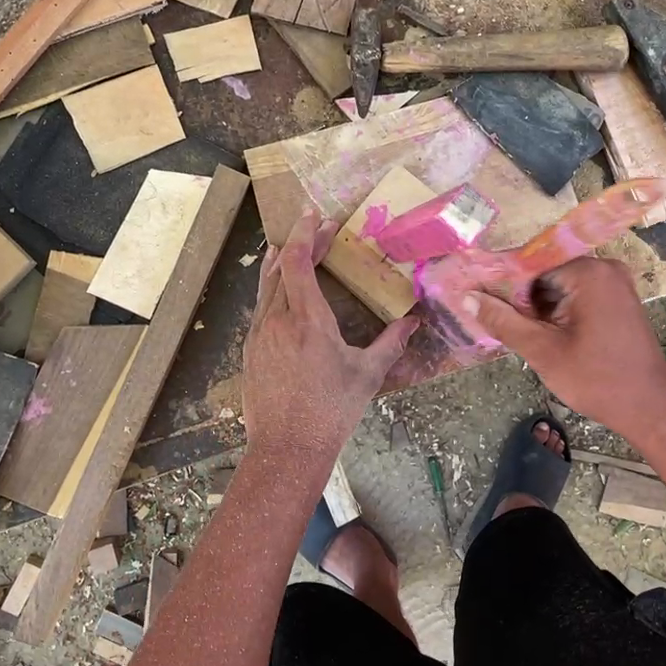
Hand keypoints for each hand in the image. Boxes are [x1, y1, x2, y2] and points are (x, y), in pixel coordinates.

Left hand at [241, 210, 416, 471]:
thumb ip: (391, 343)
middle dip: (300, 243)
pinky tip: (279, 291)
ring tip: (289, 246)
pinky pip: (260, 306)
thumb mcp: (367, 375)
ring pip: (266, 285)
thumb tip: (414, 321)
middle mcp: (278, 319)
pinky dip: (271, 287)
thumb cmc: (331, 411)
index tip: (316, 216)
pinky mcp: (251, 349)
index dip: (307, 234)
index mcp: (308, 320)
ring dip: (280, 262)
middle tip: (317, 229)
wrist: (286, 449)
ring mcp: (260, 334)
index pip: (300, 262)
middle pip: (282, 267)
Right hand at [458, 257, 665, 436]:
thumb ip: (503, 320)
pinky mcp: (618, 299)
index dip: (501, 282)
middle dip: (520, 296)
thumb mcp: (542, 350)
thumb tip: (467, 297)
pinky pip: (577, 293)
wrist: (650, 409)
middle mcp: (604, 267)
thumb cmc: (597, 379)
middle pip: (544, 272)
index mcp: (588, 271)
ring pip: (559, 284)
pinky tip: (543, 332)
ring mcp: (614, 282)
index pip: (530, 264)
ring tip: (518, 329)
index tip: (477, 297)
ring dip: (538, 305)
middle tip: (498, 321)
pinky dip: (558, 309)